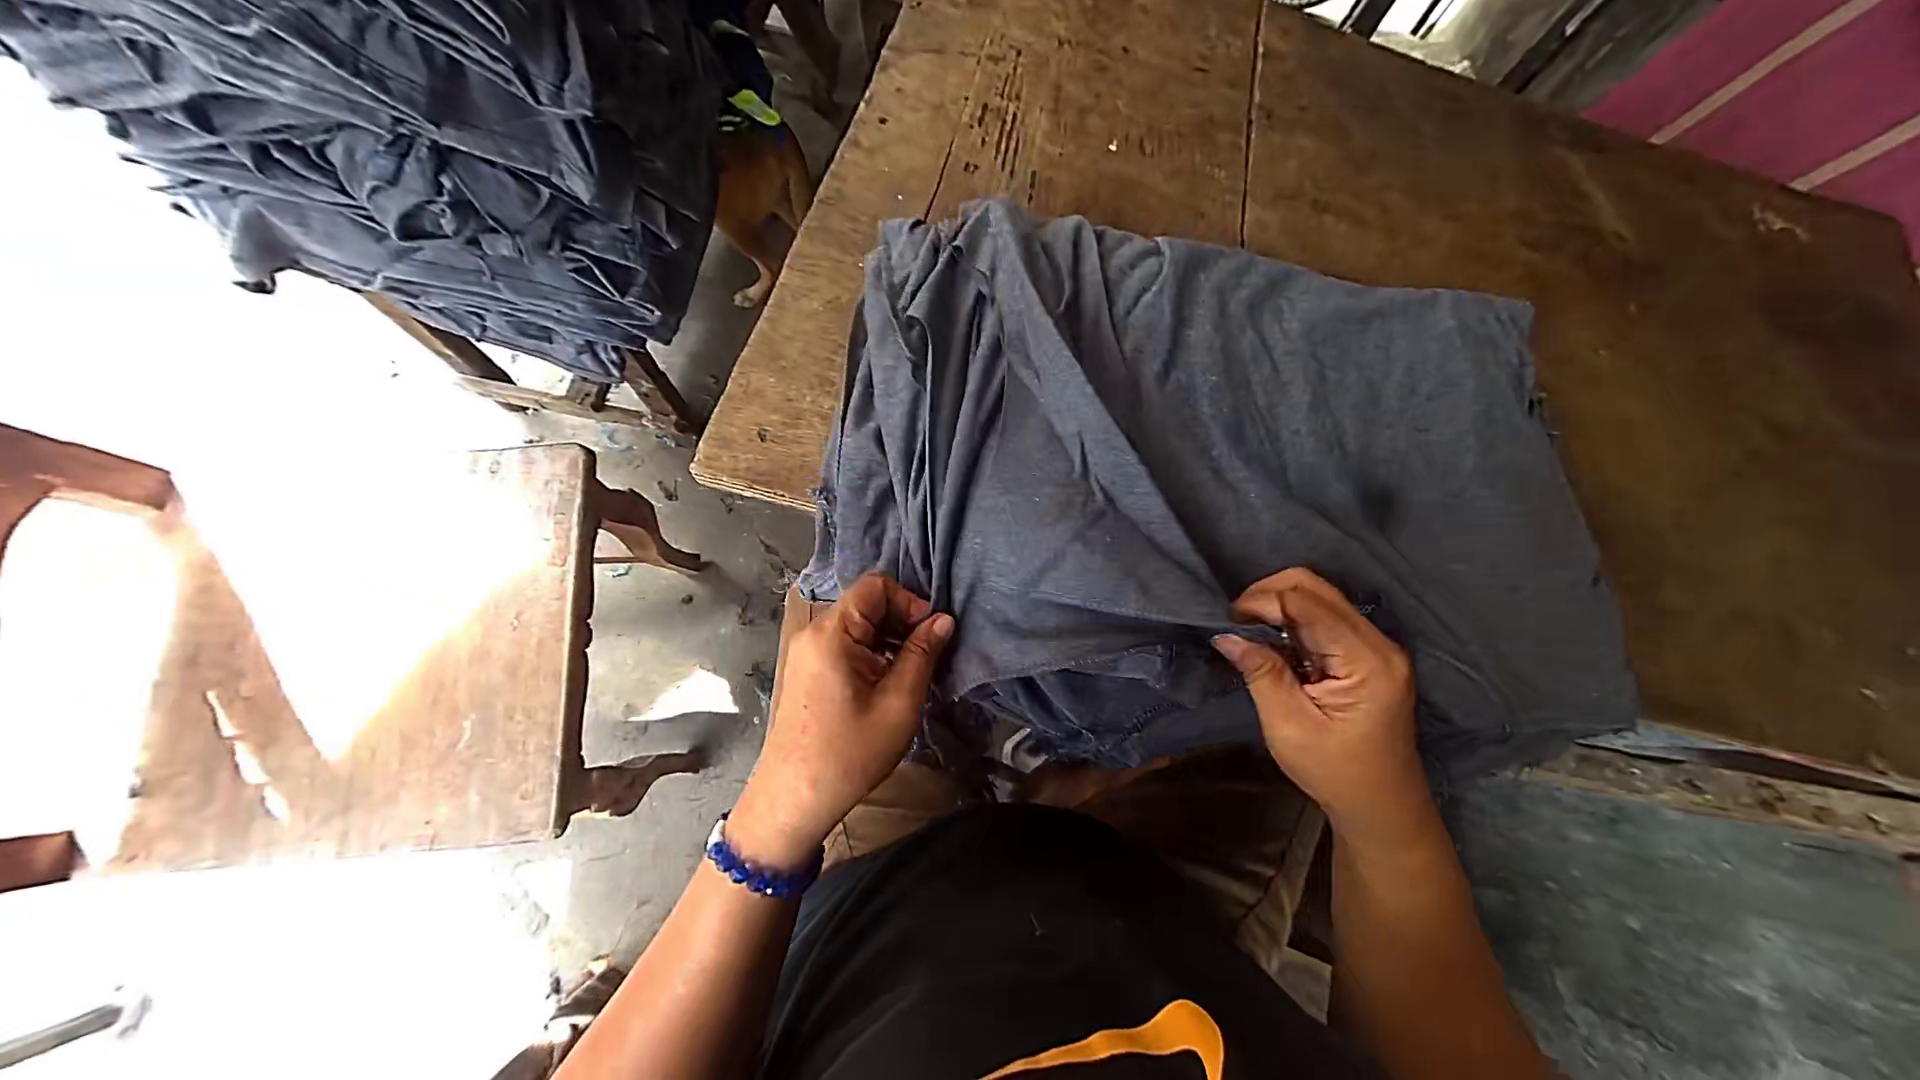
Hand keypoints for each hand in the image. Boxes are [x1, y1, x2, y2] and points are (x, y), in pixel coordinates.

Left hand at [727, 574, 953, 870]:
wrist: (794, 799)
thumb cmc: (849, 753)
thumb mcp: (898, 703)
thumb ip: (923, 654)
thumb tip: (944, 619)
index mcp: (831, 633)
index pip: (875, 586)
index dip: (910, 602)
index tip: (931, 635)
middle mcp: (813, 632)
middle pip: (865, 603)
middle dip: (902, 621)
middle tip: (927, 656)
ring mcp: (806, 651)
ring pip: (857, 625)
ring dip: (889, 639)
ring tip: (911, 673)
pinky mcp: (807, 670)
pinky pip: (845, 644)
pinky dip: (872, 653)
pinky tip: (888, 683)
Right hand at [1212, 568, 1429, 837]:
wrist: (1381, 806)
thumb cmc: (1335, 772)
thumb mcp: (1288, 725)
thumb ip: (1261, 673)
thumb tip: (1225, 635)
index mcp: (1366, 661)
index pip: (1308, 603)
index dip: (1262, 602)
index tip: (1229, 622)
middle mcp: (1378, 644)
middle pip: (1316, 588)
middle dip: (1269, 595)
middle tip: (1237, 623)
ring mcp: (1376, 647)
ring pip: (1320, 597)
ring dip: (1279, 606)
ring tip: (1250, 632)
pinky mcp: (1367, 654)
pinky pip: (1325, 618)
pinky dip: (1292, 621)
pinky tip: (1273, 643)